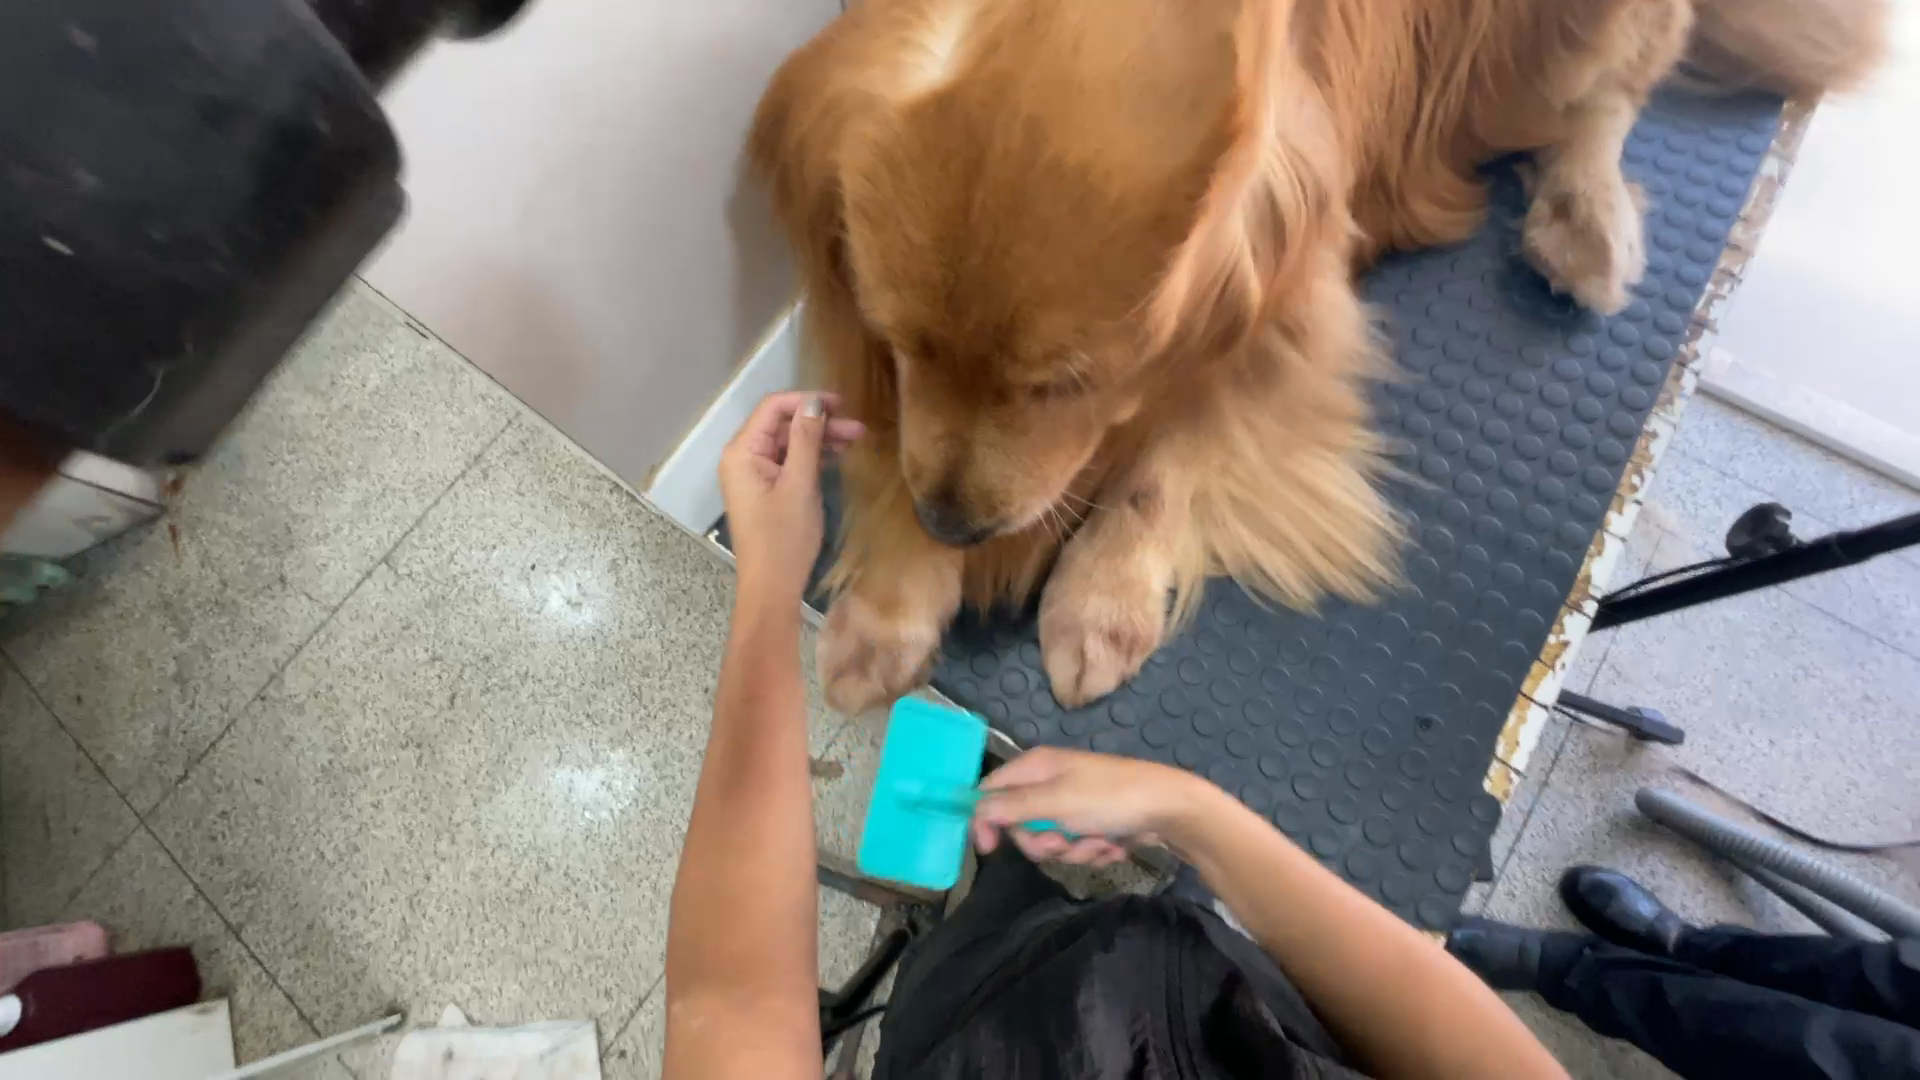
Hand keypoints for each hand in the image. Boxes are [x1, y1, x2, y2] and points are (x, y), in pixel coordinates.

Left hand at [719, 392, 864, 605]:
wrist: (772, 586)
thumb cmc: (784, 537)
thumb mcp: (800, 485)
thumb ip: (806, 440)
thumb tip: (815, 404)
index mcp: (743, 452)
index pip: (772, 408)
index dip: (806, 401)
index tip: (842, 404)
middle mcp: (743, 458)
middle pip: (782, 425)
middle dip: (819, 422)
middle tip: (858, 428)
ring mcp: (754, 476)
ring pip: (789, 444)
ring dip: (819, 439)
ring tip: (855, 440)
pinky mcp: (767, 491)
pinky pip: (789, 463)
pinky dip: (812, 458)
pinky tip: (837, 458)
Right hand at [971, 747, 1210, 865]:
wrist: (1169, 808)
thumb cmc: (1109, 798)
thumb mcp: (1056, 802)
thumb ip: (1013, 806)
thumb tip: (974, 810)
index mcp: (1036, 767)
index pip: (991, 790)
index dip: (986, 819)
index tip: (990, 849)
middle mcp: (1049, 782)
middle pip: (1020, 822)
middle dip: (1042, 840)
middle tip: (1061, 842)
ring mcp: (1072, 803)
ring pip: (1050, 839)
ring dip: (1072, 849)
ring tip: (1097, 842)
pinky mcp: (1092, 822)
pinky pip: (1076, 845)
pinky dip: (1092, 850)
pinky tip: (1112, 844)